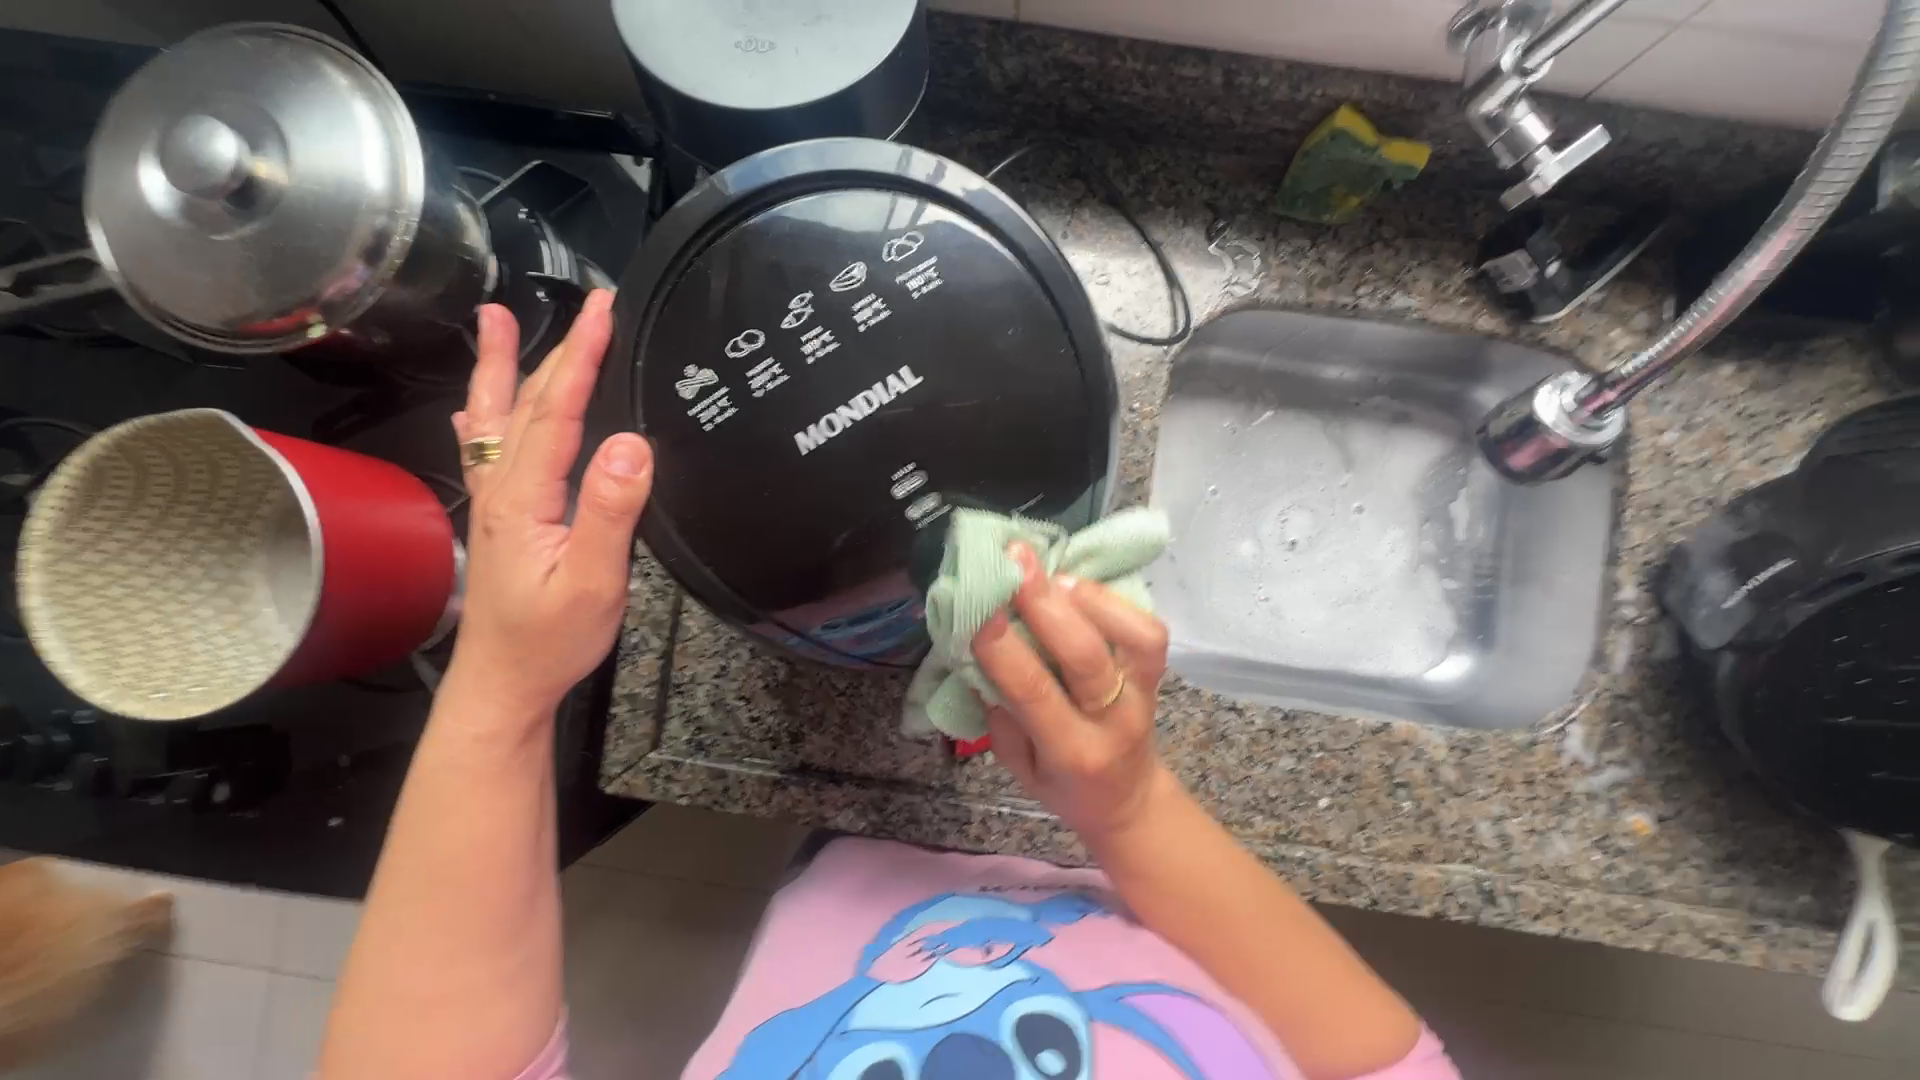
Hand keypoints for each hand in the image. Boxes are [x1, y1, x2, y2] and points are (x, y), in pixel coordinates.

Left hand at [447, 290, 653, 714]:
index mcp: (528, 495)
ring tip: (499, 320)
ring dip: (505, 366)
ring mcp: (497, 500)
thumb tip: (631, 445)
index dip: (582, 357)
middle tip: (588, 305)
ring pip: (499, 418)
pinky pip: (487, 450)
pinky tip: (477, 405)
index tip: (605, 312)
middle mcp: (503, 487)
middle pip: (527, 403)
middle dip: (559, 347)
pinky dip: (484, 414)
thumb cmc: (551, 639)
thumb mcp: (593, 581)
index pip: (557, 411)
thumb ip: (611, 512)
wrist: (505, 682)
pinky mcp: (502, 516)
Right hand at [972, 543, 1179, 842]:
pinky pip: (1147, 629)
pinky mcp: (1156, 673)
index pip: (1035, 693)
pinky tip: (1075, 585)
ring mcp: (1143, 692)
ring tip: (1051, 574)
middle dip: (1046, 604)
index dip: (1005, 649)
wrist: (1128, 799)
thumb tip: (981, 655)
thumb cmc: (1062, 785)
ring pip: (1135, 637)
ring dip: (1090, 597)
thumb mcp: (1019, 770)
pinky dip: (1113, 600)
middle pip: (1086, 656)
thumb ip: (1001, 718)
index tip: (978, 610)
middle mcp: (1114, 720)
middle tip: (1015, 561)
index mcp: (1072, 753)